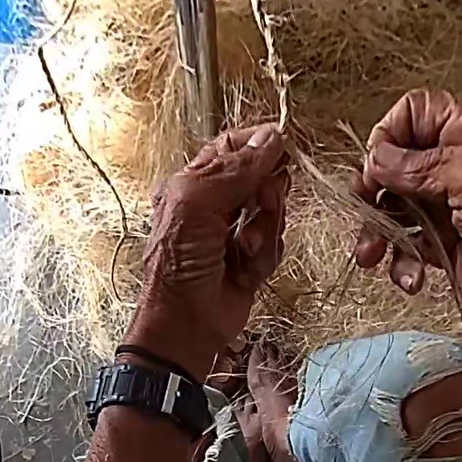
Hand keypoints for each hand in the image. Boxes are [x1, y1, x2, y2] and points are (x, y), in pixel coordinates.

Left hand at [129, 123, 289, 376]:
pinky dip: (265, 256)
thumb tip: (272, 138)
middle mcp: (214, 208)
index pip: (230, 148)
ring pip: (272, 212)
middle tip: (262, 202)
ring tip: (245, 247)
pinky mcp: (252, 264)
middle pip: (259, 178)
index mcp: (192, 186)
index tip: (282, 145)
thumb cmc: (179, 264)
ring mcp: (234, 236)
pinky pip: (275, 245)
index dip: (257, 144)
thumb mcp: (196, 203)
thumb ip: (234, 168)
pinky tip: (247, 271)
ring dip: (264, 228)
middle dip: (266, 190)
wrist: (186, 323)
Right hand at [353, 90, 461, 342]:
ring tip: (371, 258)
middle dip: (373, 194)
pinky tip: (413, 278)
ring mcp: (446, 205)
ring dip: (378, 235)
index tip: (376, 172)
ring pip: (392, 210)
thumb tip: (374, 158)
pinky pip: (405, 247)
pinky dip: (401, 264)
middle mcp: (455, 162)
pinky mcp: (441, 244)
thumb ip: (420, 164)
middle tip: (364, 216)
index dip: (387, 140)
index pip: (413, 115)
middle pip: (393, 167)